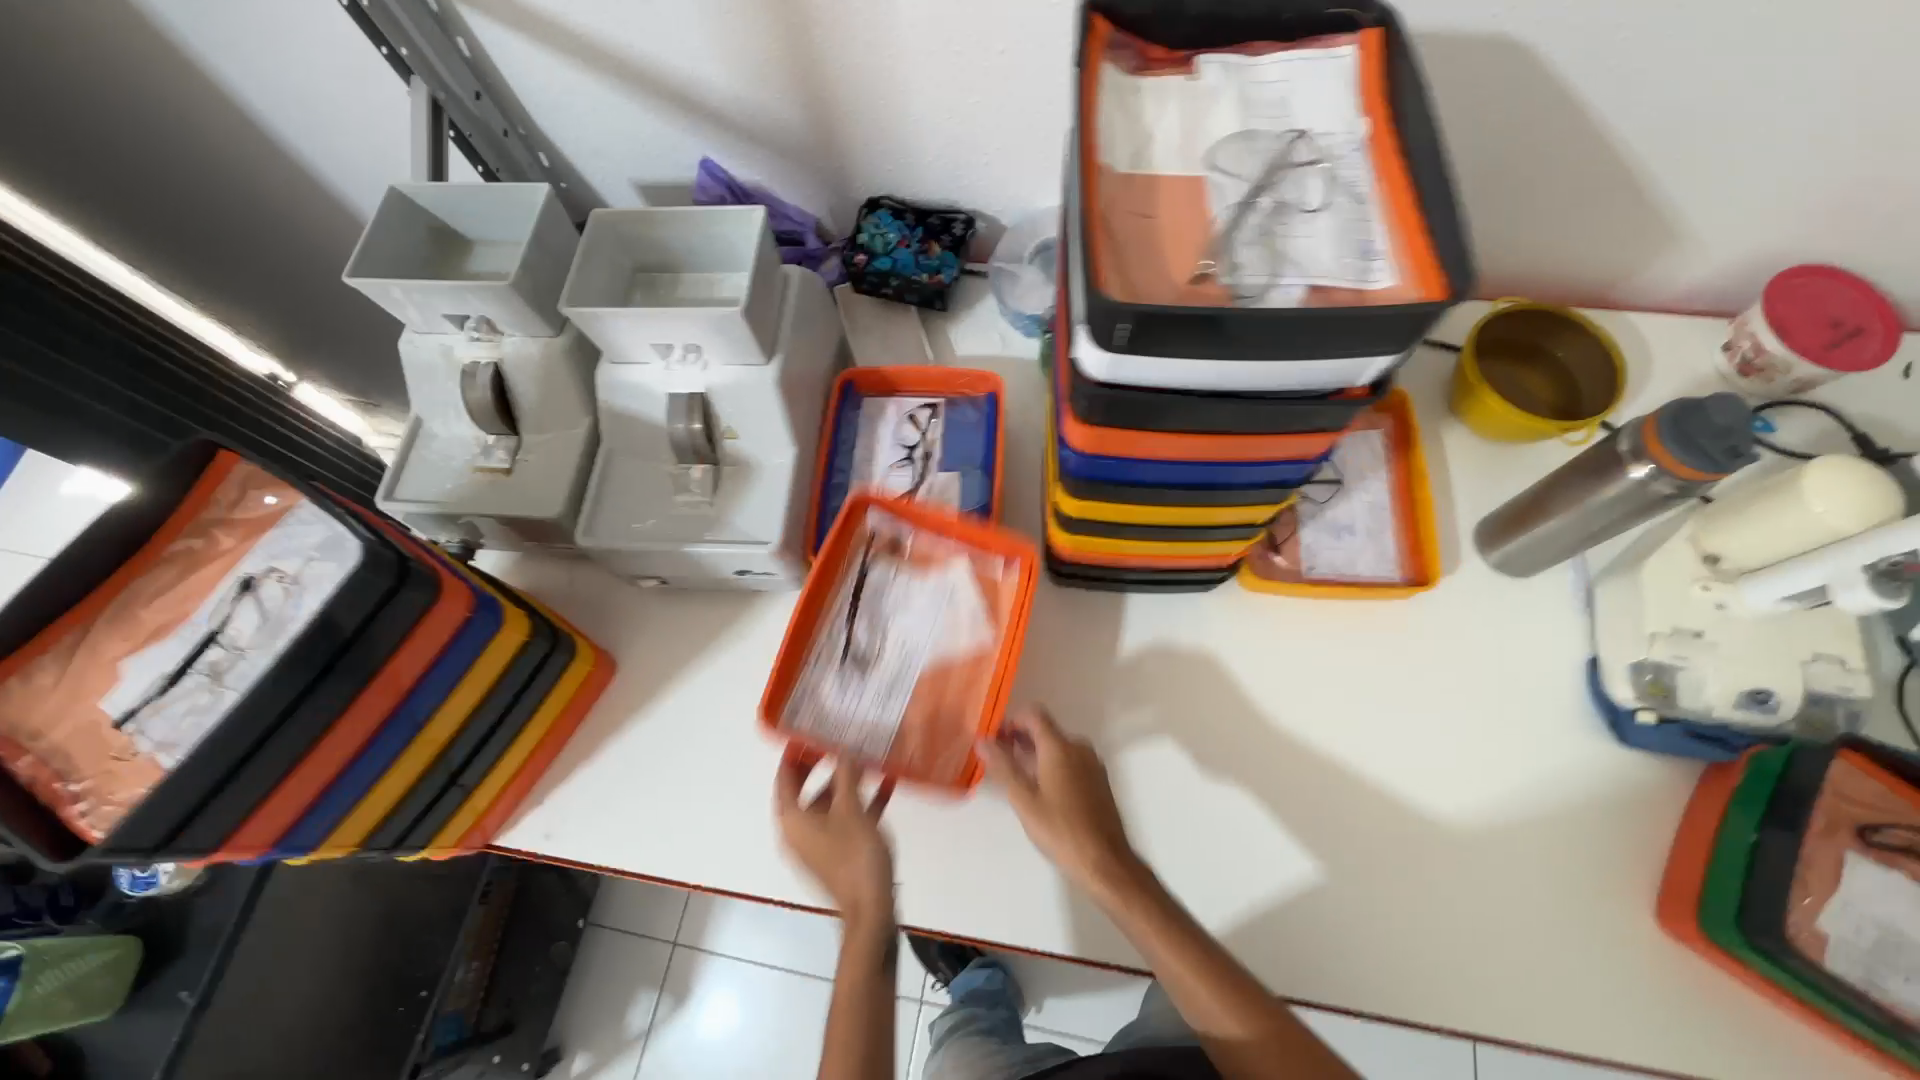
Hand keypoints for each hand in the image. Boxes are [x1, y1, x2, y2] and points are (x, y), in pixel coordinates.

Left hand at [774, 754, 896, 928]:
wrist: (871, 909)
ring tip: (866, 759)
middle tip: (836, 741)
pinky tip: (886, 786)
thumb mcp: (851, 809)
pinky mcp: (840, 854)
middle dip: (820, 766)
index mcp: (792, 820)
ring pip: (829, 805)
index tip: (806, 733)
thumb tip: (842, 750)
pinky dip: (862, 804)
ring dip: (846, 784)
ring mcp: (820, 844)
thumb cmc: (854, 855)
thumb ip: (846, 776)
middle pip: (806, 791)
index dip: (793, 755)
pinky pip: (847, 821)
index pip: (784, 780)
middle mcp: (800, 832)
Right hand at [980, 705, 1141, 892]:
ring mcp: (1092, 764)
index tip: (993, 740)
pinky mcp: (1098, 780)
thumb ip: (1002, 766)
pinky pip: (1070, 761)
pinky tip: (1040, 791)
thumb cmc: (1060, 830)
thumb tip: (982, 740)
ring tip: (1015, 779)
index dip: (1010, 721)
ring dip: (1034, 754)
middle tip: (998, 761)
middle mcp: (1079, 748)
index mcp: (1060, 747)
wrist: (1104, 861)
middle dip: (1019, 739)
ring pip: (1057, 747)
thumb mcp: (1023, 799)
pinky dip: (1051, 766)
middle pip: (1045, 730)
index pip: (1033, 714)